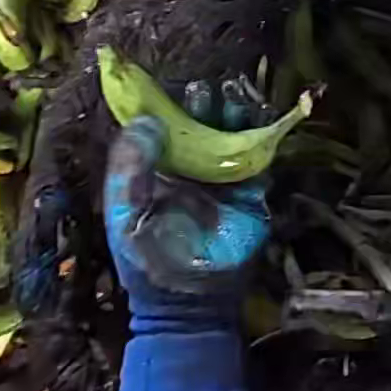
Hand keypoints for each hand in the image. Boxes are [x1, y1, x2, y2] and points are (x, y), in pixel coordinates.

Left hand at [103, 110, 269, 390]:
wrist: (189, 304)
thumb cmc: (149, 260)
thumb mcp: (128, 213)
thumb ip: (130, 167)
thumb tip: (146, 120)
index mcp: (161, 169)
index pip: (169, 126)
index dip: (173, 105)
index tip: (176, 86)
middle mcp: (194, 166)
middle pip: (204, 123)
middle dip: (208, 102)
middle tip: (209, 88)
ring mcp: (225, 177)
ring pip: (233, 133)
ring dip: (235, 111)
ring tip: (233, 91)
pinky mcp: (252, 191)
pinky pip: (260, 156)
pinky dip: (263, 135)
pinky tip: (261, 118)